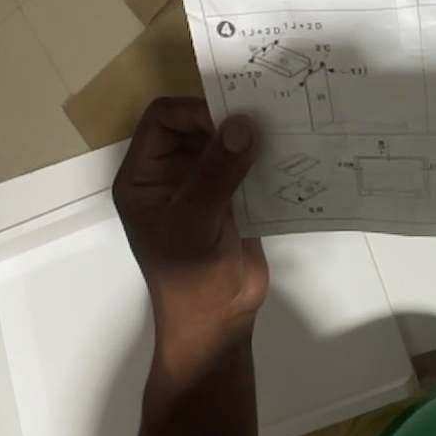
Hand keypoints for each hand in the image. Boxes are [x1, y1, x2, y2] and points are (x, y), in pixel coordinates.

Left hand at [112, 98, 267, 377]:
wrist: (218, 323)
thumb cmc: (190, 277)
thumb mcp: (195, 221)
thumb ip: (216, 172)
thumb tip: (242, 124)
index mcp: (145, 176)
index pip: (163, 120)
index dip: (195, 112)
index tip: (232, 123)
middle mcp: (171, 175)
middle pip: (196, 126)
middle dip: (227, 120)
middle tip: (266, 117)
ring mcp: (203, 186)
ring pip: (224, 143)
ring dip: (250, 138)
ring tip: (284, 130)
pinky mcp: (233, 199)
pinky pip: (246, 165)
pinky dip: (265, 158)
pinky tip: (290, 155)